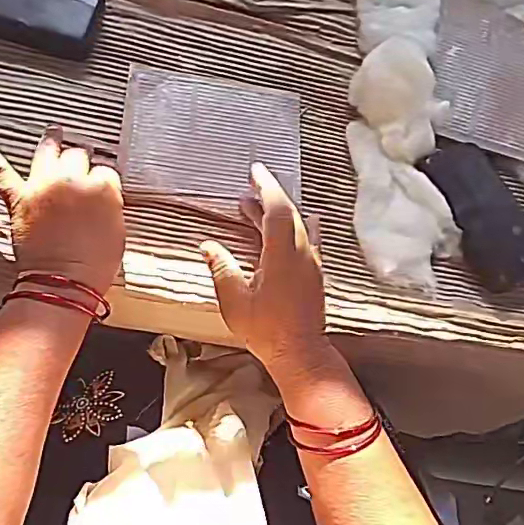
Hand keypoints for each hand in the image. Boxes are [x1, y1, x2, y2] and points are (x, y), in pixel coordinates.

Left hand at [0, 122, 124, 293]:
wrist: (64, 283)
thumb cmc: (94, 264)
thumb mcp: (118, 229)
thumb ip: (109, 203)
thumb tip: (101, 194)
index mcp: (102, 186)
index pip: (105, 170)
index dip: (103, 181)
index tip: (101, 188)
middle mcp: (71, 179)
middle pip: (77, 157)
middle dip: (81, 163)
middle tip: (83, 169)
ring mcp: (42, 186)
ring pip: (48, 151)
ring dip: (52, 141)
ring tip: (55, 133)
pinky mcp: (19, 197)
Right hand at [201, 164, 330, 374]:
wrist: (300, 353)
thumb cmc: (267, 330)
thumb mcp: (234, 300)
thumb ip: (222, 268)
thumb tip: (208, 246)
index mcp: (282, 256)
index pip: (278, 209)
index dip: (267, 186)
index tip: (256, 171)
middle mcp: (303, 254)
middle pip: (289, 213)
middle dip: (268, 197)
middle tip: (247, 190)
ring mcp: (312, 263)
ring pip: (298, 226)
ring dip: (278, 214)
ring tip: (253, 211)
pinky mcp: (314, 274)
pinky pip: (305, 240)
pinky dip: (290, 229)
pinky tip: (280, 233)